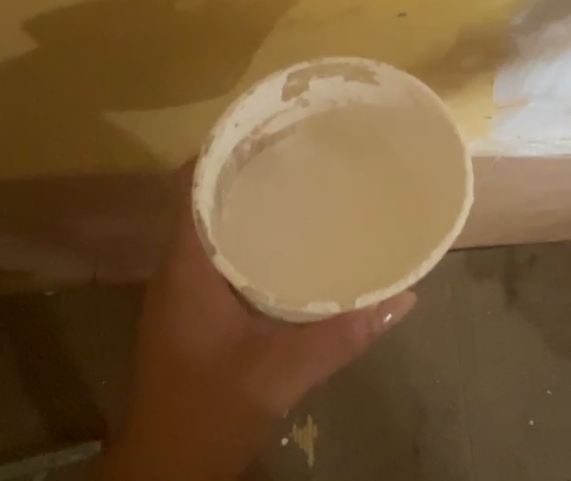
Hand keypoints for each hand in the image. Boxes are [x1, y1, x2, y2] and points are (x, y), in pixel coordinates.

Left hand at [95, 168, 416, 479]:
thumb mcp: (281, 372)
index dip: (221, 148)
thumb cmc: (210, 409)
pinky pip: (219, 251)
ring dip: (245, 199)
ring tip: (296, 177)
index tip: (266, 124)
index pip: (191, 184)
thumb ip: (342, 333)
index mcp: (187, 266)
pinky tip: (285, 238)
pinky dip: (247, 233)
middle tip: (297, 145)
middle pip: (203, 195)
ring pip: (210, 223)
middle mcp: (178, 267)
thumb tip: (404, 294)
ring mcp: (183, 289)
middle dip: (244, 167)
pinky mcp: (194, 309)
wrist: (167, 469)